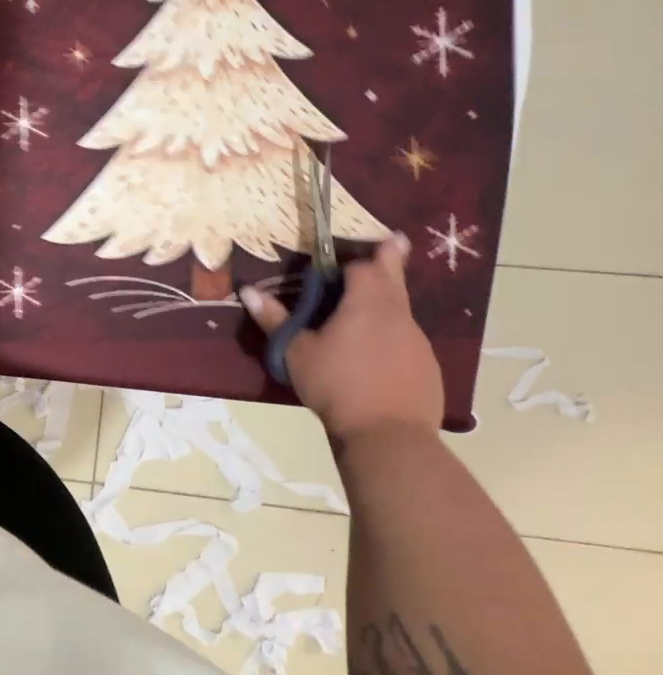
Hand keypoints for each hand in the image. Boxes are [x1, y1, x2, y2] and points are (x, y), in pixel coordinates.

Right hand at [241, 234, 443, 443]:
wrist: (388, 433)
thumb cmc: (336, 384)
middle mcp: (398, 317)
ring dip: (385, 301)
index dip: (354, 261)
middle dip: (391, 260)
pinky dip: (390, 332)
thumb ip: (274, 319)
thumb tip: (248, 291)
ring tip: (364, 307)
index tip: (350, 254)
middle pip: (394, 281)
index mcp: (367, 306)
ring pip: (400, 310)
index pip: (366, 269)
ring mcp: (417, 342)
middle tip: (395, 240)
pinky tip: (373, 352)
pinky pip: (405, 337)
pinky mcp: (425, 365)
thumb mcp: (295, 352)